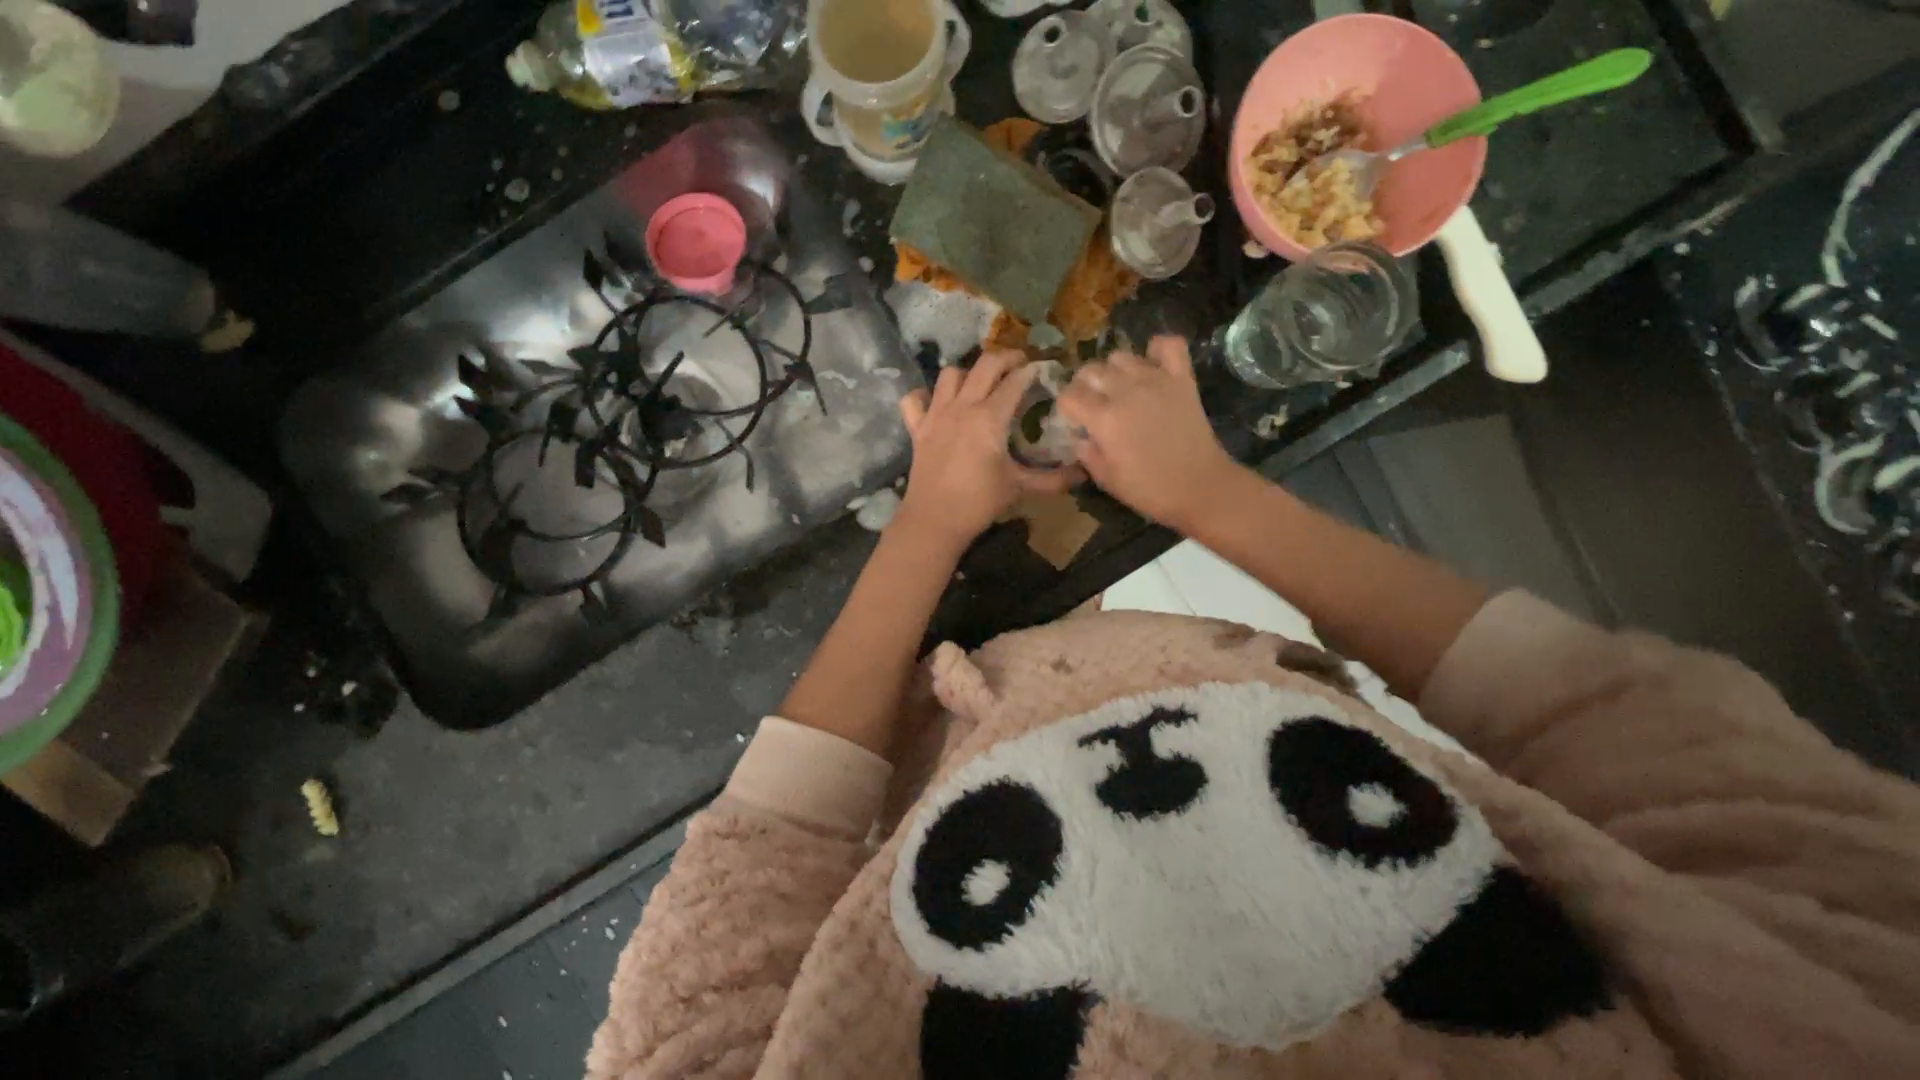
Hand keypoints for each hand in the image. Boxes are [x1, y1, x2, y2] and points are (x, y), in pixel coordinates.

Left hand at [896, 350, 1079, 548]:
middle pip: (984, 365)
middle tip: (1019, 363)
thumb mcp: (1019, 488)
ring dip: (968, 372)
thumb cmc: (979, 502)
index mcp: (990, 418)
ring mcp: (936, 415)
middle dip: (1005, 358)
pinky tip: (936, 401)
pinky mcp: (917, 429)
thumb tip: (1083, 475)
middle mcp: (962, 407)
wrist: (935, 520)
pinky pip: (914, 399)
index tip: (1041, 369)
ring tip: (980, 382)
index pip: (1014, 382)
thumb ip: (1052, 480)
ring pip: (950, 374)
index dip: (1030, 371)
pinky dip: (924, 395)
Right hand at [1058, 335, 1242, 528]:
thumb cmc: (1150, 490)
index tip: (1074, 420)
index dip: (1067, 407)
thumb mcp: (1107, 480)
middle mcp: (1126, 392)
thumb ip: (1087, 454)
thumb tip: (1080, 437)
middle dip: (1085, 385)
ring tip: (1121, 387)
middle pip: (1091, 370)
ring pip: (1122, 356)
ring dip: (1115, 370)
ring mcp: (1156, 381)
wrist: (1201, 487)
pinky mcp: (1182, 379)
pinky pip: (1168, 346)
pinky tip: (1152, 364)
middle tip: (1094, 403)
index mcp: (1104, 419)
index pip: (1069, 396)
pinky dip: (1157, 349)